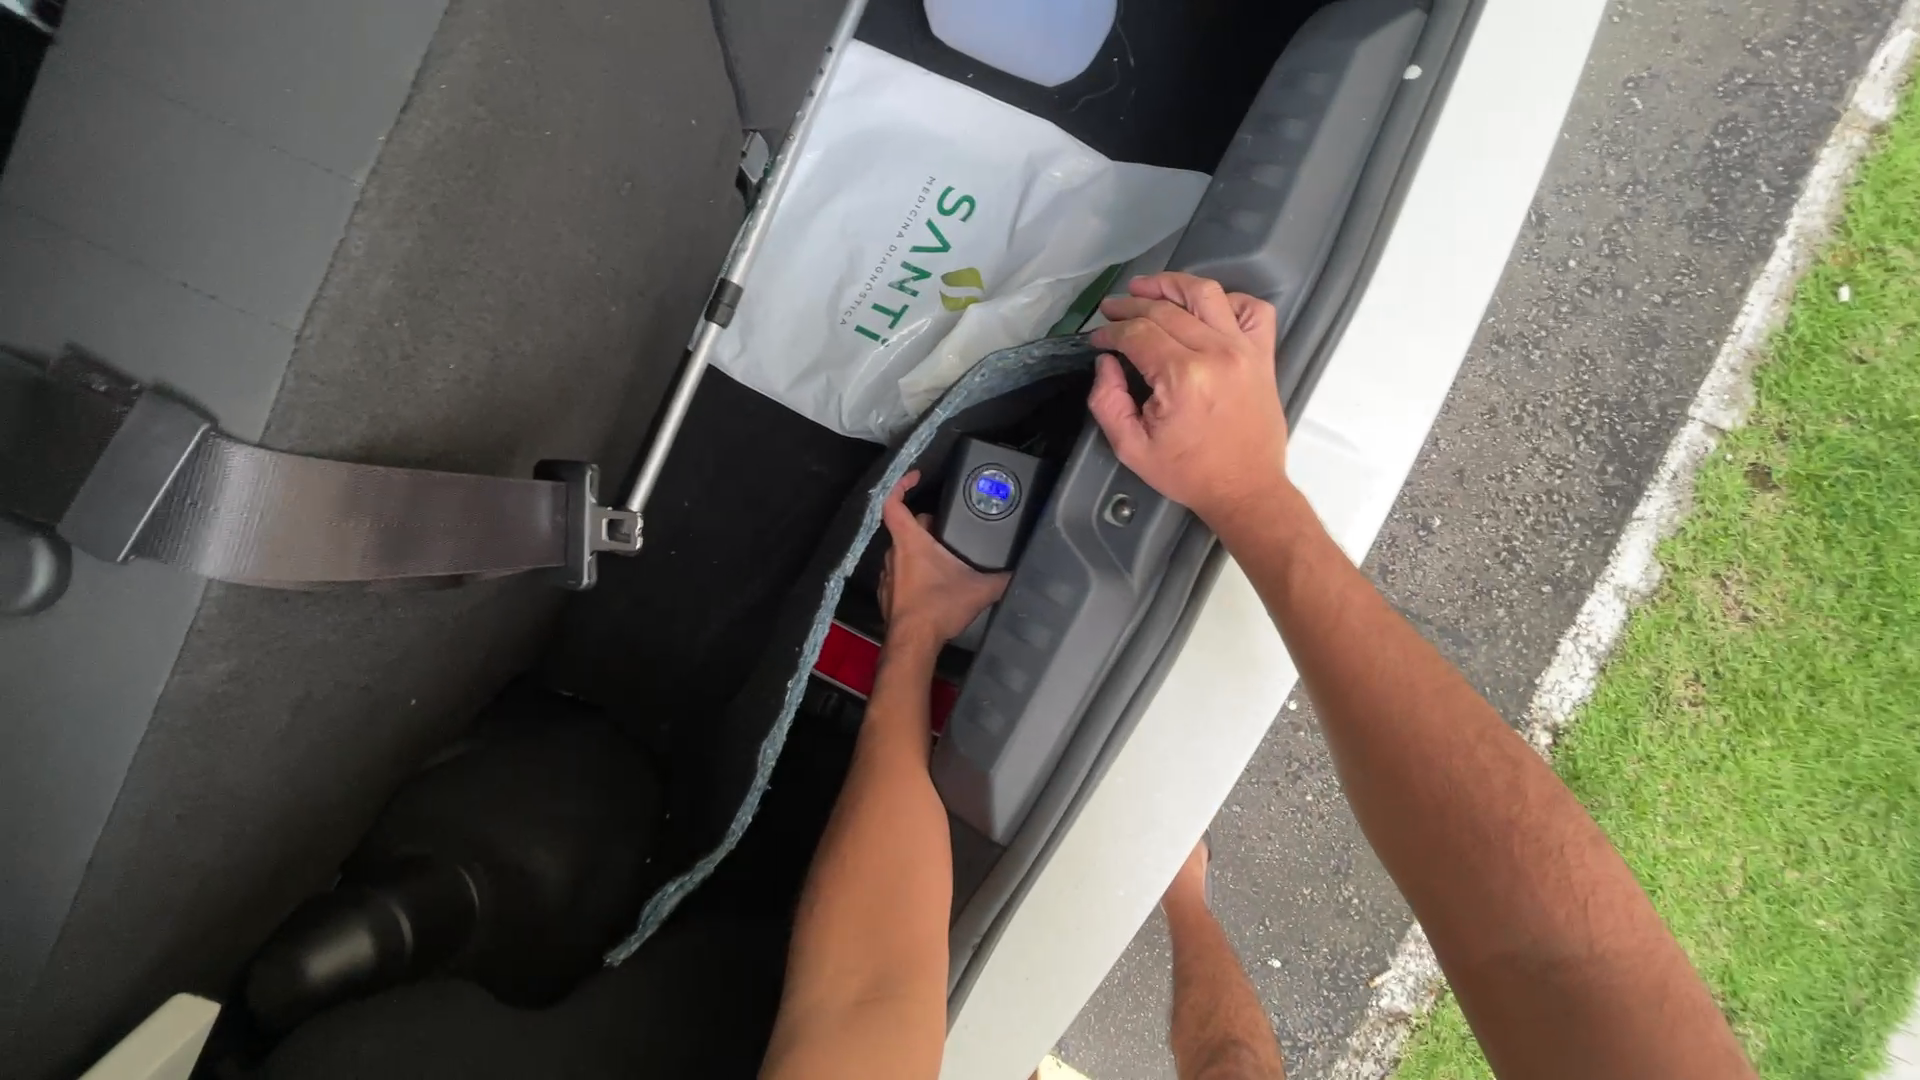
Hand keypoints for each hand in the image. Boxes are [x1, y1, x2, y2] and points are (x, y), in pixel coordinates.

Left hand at [879, 472, 1009, 647]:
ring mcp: (887, 577)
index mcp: (911, 542)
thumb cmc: (939, 608)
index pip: (893, 503)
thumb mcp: (980, 590)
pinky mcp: (888, 597)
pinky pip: (900, 577)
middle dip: (926, 526)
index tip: (917, 477)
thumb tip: (1020, 572)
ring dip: (920, 552)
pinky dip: (914, 575)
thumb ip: (1002, 578)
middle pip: (906, 528)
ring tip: (944, 560)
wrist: (913, 643)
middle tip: (947, 530)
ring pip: (902, 553)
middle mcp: (893, 555)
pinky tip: (933, 587)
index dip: (902, 485)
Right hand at [1087, 272, 1289, 532]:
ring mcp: (1244, 349)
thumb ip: (1107, 402)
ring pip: (1206, 294)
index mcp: (1181, 377)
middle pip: (1166, 310)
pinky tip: (1202, 307)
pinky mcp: (1263, 354)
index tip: (1097, 338)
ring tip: (1146, 287)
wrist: (1244, 488)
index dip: (1111, 331)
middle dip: (1131, 305)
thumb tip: (1105, 363)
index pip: (1138, 334)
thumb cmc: (1187, 472)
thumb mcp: (1131, 448)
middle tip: (1111, 310)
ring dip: (1172, 284)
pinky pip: (1251, 309)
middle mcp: (1215, 352)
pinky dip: (1227, 299)